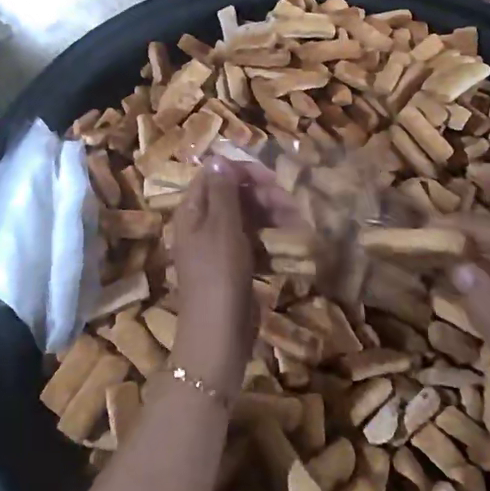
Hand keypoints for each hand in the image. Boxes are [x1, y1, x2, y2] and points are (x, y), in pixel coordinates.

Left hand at [170, 156, 299, 393]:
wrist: (218, 333)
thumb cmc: (219, 274)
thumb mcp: (221, 226)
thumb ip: (222, 191)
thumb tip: (218, 157)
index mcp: (191, 211)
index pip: (214, 175)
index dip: (243, 172)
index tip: (273, 180)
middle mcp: (200, 225)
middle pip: (232, 196)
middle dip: (263, 196)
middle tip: (292, 207)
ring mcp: (216, 247)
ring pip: (245, 219)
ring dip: (271, 217)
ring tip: (298, 226)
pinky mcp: (231, 267)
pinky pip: (251, 243)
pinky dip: (269, 240)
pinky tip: (290, 245)